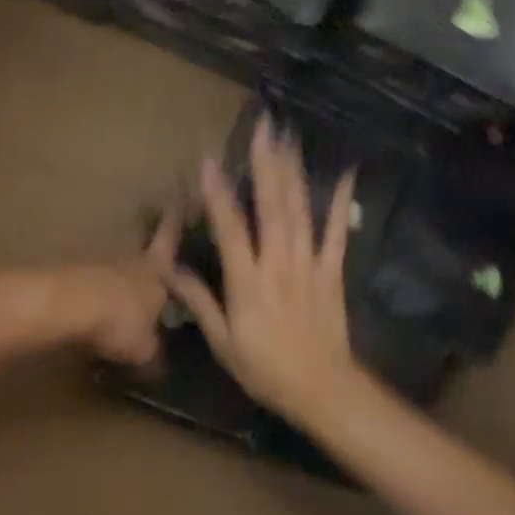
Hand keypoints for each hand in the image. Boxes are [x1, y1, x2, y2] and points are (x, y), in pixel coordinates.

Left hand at [65, 208, 181, 373]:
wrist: (70, 305)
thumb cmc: (121, 321)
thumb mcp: (145, 349)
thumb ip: (153, 355)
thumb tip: (159, 367)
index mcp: (158, 270)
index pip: (170, 237)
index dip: (176, 219)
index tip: (182, 197)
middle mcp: (132, 260)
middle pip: (143, 249)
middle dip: (150, 246)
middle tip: (156, 243)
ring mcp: (100, 264)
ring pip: (117, 266)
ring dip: (122, 276)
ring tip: (127, 294)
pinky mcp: (73, 275)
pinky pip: (94, 284)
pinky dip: (98, 294)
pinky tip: (98, 309)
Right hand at [165, 115, 367, 420]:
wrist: (322, 388)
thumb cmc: (266, 370)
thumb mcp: (223, 342)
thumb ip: (199, 301)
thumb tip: (170, 271)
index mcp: (248, 281)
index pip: (230, 228)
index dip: (218, 193)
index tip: (208, 159)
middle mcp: (278, 263)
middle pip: (271, 206)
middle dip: (265, 164)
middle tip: (262, 127)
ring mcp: (309, 263)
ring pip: (300, 210)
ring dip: (293, 171)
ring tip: (288, 137)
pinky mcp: (333, 270)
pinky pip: (337, 232)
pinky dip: (340, 202)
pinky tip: (344, 173)